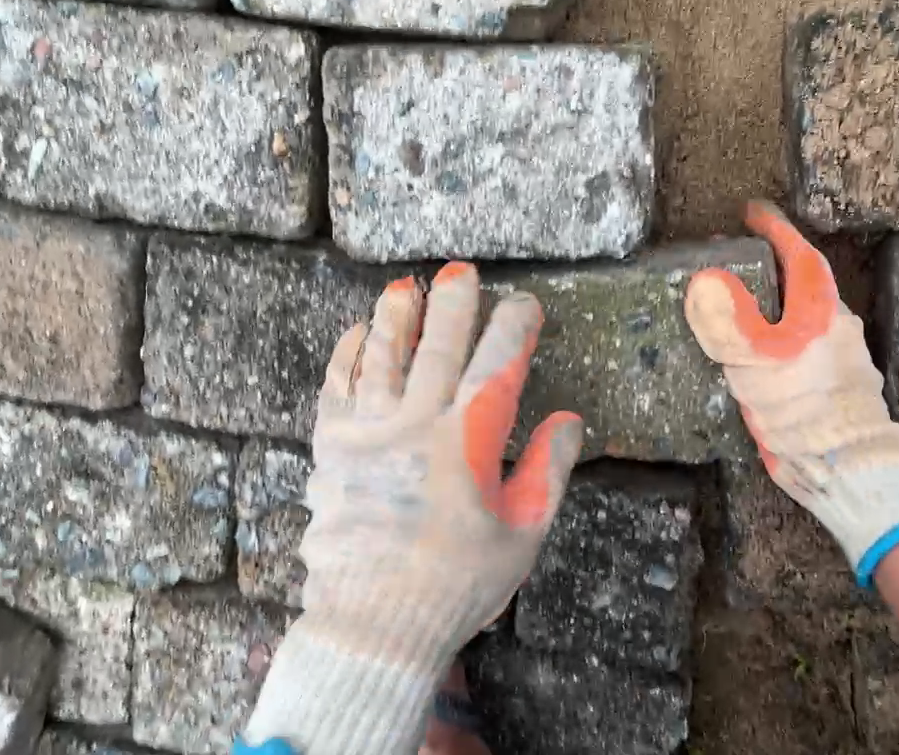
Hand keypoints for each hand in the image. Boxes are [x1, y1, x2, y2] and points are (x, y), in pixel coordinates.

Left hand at [243, 262, 583, 754]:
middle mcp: (415, 426)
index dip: (514, 328)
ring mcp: (367, 433)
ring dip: (394, 318)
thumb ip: (547, 472)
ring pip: (382, 357)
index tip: (524, 305)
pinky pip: (336, 388)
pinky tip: (354, 333)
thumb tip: (568, 420)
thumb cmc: (456, 583)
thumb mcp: (522, 535)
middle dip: (453, 304)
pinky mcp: (330, 449)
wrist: (373, 626)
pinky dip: (346, 356)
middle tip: (460, 272)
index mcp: (467, 444)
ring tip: (403, 287)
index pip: (497, 366)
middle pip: (438, 347)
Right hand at [685, 201, 898, 581]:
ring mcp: (836, 356)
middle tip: (731, 259)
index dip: (775, 229)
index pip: (799, 254)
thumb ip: (728, 319)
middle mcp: (834, 325)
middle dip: (768, 266)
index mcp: (820, 309)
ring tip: (734, 304)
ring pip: (800, 315)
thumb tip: (705, 280)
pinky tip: (752, 353)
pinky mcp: (830, 385)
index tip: (753, 212)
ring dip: (771, 303)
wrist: (845, 470)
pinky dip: (775, 336)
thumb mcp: (755, 359)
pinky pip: (799, 345)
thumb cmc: (803, 408)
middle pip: (801, 281)